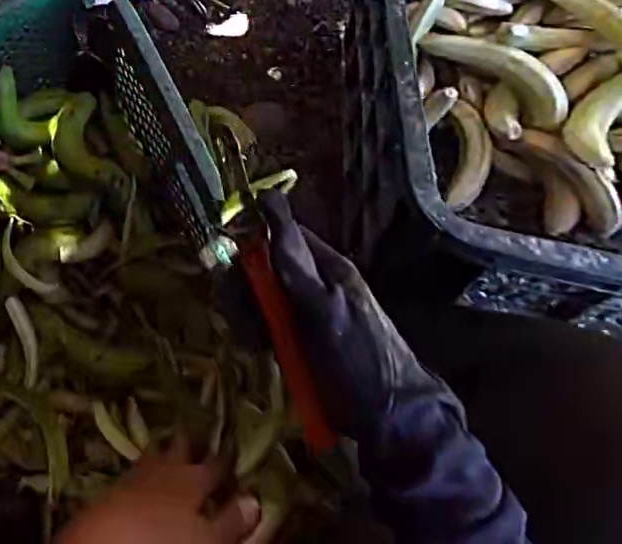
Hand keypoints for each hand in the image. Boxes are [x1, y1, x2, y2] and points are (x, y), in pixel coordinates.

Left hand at [56, 437, 259, 543]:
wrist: (105, 542)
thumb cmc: (166, 542)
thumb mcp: (209, 541)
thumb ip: (230, 521)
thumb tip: (253, 500)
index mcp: (192, 479)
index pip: (214, 465)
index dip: (225, 459)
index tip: (233, 445)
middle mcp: (165, 468)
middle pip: (181, 448)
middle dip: (191, 439)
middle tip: (198, 427)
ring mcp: (137, 475)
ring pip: (156, 454)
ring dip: (165, 449)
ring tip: (171, 445)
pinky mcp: (115, 488)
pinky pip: (136, 469)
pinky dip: (144, 466)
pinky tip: (144, 473)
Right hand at [259, 191, 441, 437]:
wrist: (392, 424)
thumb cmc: (360, 359)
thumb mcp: (323, 305)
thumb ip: (292, 258)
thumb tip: (267, 197)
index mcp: (322, 265)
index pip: (274, 235)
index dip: (249, 243)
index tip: (229, 264)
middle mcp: (309, 283)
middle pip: (259, 267)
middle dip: (244, 288)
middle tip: (243, 315)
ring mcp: (301, 313)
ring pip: (256, 297)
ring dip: (246, 314)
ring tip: (254, 341)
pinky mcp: (295, 340)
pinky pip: (262, 324)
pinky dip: (253, 334)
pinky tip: (257, 349)